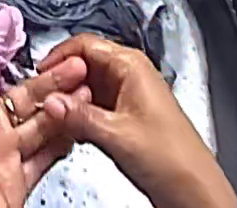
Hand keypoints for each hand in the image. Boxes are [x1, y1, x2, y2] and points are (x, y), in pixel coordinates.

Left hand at [0, 28, 91, 207]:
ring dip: (64, 106)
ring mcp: (6, 152)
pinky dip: (63, 142)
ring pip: (42, 122)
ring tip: (86, 91)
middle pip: (29, 94)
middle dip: (54, 78)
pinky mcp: (17, 182)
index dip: (15, 50)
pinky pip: (45, 158)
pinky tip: (78, 127)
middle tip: (78, 64)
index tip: (34, 31)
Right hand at [36, 34, 236, 207]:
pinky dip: (82, 112)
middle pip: (86, 62)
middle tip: (43, 97)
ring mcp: (129, 93)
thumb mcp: (117, 135)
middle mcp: (130, 72)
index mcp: (131, 64)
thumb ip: (79, 116)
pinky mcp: (128, 114)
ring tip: (54, 114)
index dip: (59, 57)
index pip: (85, 44)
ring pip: (90, 84)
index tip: (40, 75)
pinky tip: (71, 128)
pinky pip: (97, 103)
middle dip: (64, 78)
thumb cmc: (171, 159)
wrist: (196, 193)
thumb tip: (49, 100)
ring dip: (72, 97)